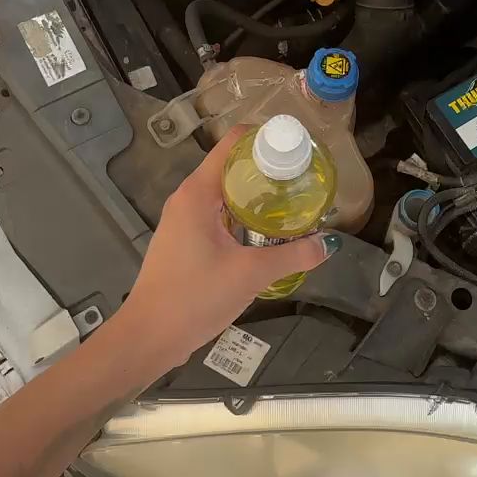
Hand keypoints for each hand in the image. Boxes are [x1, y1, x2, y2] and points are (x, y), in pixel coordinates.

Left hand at [110, 126, 336, 363]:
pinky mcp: (185, 242)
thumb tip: (328, 244)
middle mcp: (188, 199)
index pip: (231, 144)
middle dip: (267, 171)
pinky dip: (243, 219)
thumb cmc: (194, 296)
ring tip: (293, 203)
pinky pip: (219, 217)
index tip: (297, 148)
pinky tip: (268, 234)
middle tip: (303, 179)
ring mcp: (184, 221)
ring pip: (226, 196)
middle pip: (231, 168)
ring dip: (257, 198)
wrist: (148, 337)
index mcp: (198, 193)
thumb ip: (293, 256)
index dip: (265, 139)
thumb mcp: (250, 274)